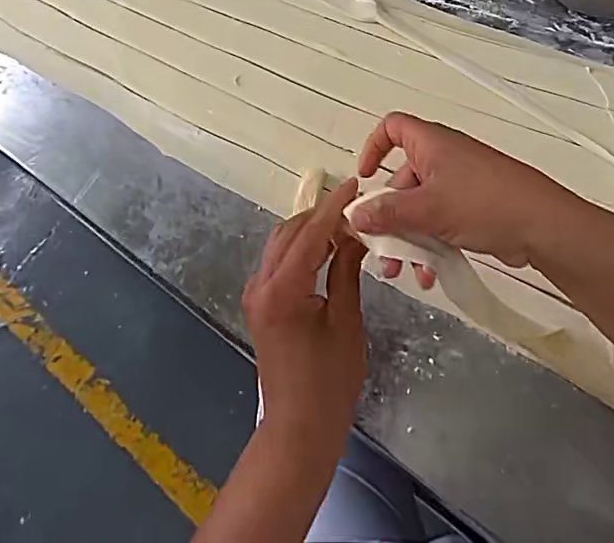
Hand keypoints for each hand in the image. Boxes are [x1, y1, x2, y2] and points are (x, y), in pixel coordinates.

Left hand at [244, 176, 367, 449]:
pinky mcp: (261, 302)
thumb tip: (356, 235)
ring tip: (346, 223)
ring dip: (311, 230)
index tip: (354, 186)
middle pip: (290, 233)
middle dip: (321, 215)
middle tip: (355, 207)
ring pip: (282, 244)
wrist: (298, 428)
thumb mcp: (346, 322)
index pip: (309, 234)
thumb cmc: (328, 382)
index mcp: (281, 289)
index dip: (333, 207)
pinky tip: (327, 248)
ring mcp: (256, 293)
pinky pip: (280, 261)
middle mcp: (260, 284)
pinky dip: (303, 248)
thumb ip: (346, 271)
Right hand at [350, 112, 586, 286]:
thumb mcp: (427, 209)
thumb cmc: (484, 203)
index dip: (373, 147)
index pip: (392, 128)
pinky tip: (428, 273)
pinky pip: (439, 221)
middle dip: (387, 215)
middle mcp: (442, 158)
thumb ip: (387, 213)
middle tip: (379, 247)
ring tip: (401, 269)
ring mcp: (459, 184)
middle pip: (401, 179)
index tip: (364, 178)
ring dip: (407, 237)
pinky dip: (430, 243)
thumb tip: (354, 215)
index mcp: (430, 144)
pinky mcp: (473, 207)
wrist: (544, 226)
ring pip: (420, 207)